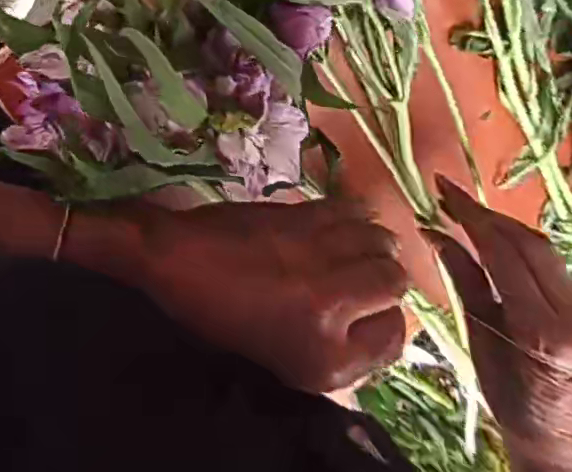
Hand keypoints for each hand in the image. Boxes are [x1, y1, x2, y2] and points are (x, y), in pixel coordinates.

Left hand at [133, 197, 409, 392]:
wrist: (176, 261)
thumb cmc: (222, 316)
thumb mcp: (289, 359)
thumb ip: (342, 347)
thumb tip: (380, 317)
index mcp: (326, 357)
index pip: (395, 335)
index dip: (387, 319)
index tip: (370, 308)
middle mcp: (330, 305)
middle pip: (393, 281)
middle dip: (388, 277)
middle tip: (370, 275)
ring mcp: (314, 256)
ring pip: (377, 239)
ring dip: (376, 242)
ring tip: (364, 246)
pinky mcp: (296, 216)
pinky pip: (347, 211)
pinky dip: (355, 213)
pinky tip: (350, 217)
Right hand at [425, 178, 571, 471]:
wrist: (557, 445)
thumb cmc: (506, 399)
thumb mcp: (476, 339)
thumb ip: (464, 281)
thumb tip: (436, 233)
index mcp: (542, 329)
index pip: (505, 254)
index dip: (472, 216)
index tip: (442, 189)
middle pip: (532, 245)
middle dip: (488, 214)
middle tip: (450, 193)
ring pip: (546, 253)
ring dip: (505, 226)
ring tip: (468, 211)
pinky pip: (552, 269)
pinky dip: (519, 246)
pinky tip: (495, 239)